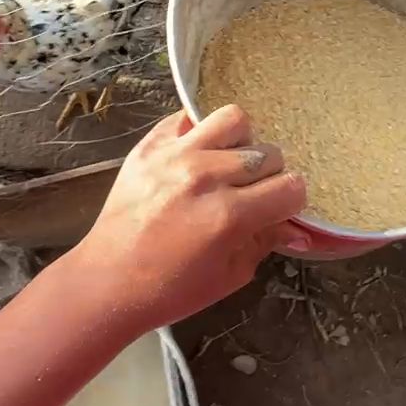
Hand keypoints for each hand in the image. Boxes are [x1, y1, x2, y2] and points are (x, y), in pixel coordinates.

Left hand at [70, 105, 308, 328]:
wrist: (108, 280)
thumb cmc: (171, 288)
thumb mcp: (230, 275)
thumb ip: (266, 242)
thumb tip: (297, 228)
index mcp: (229, 216)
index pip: (291, 187)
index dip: (291, 200)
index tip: (280, 208)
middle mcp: (205, 177)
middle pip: (268, 153)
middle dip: (269, 175)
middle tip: (251, 192)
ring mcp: (175, 155)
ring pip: (234, 119)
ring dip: (239, 141)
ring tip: (226, 163)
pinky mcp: (150, 145)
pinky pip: (188, 116)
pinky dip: (200, 132)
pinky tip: (196, 154)